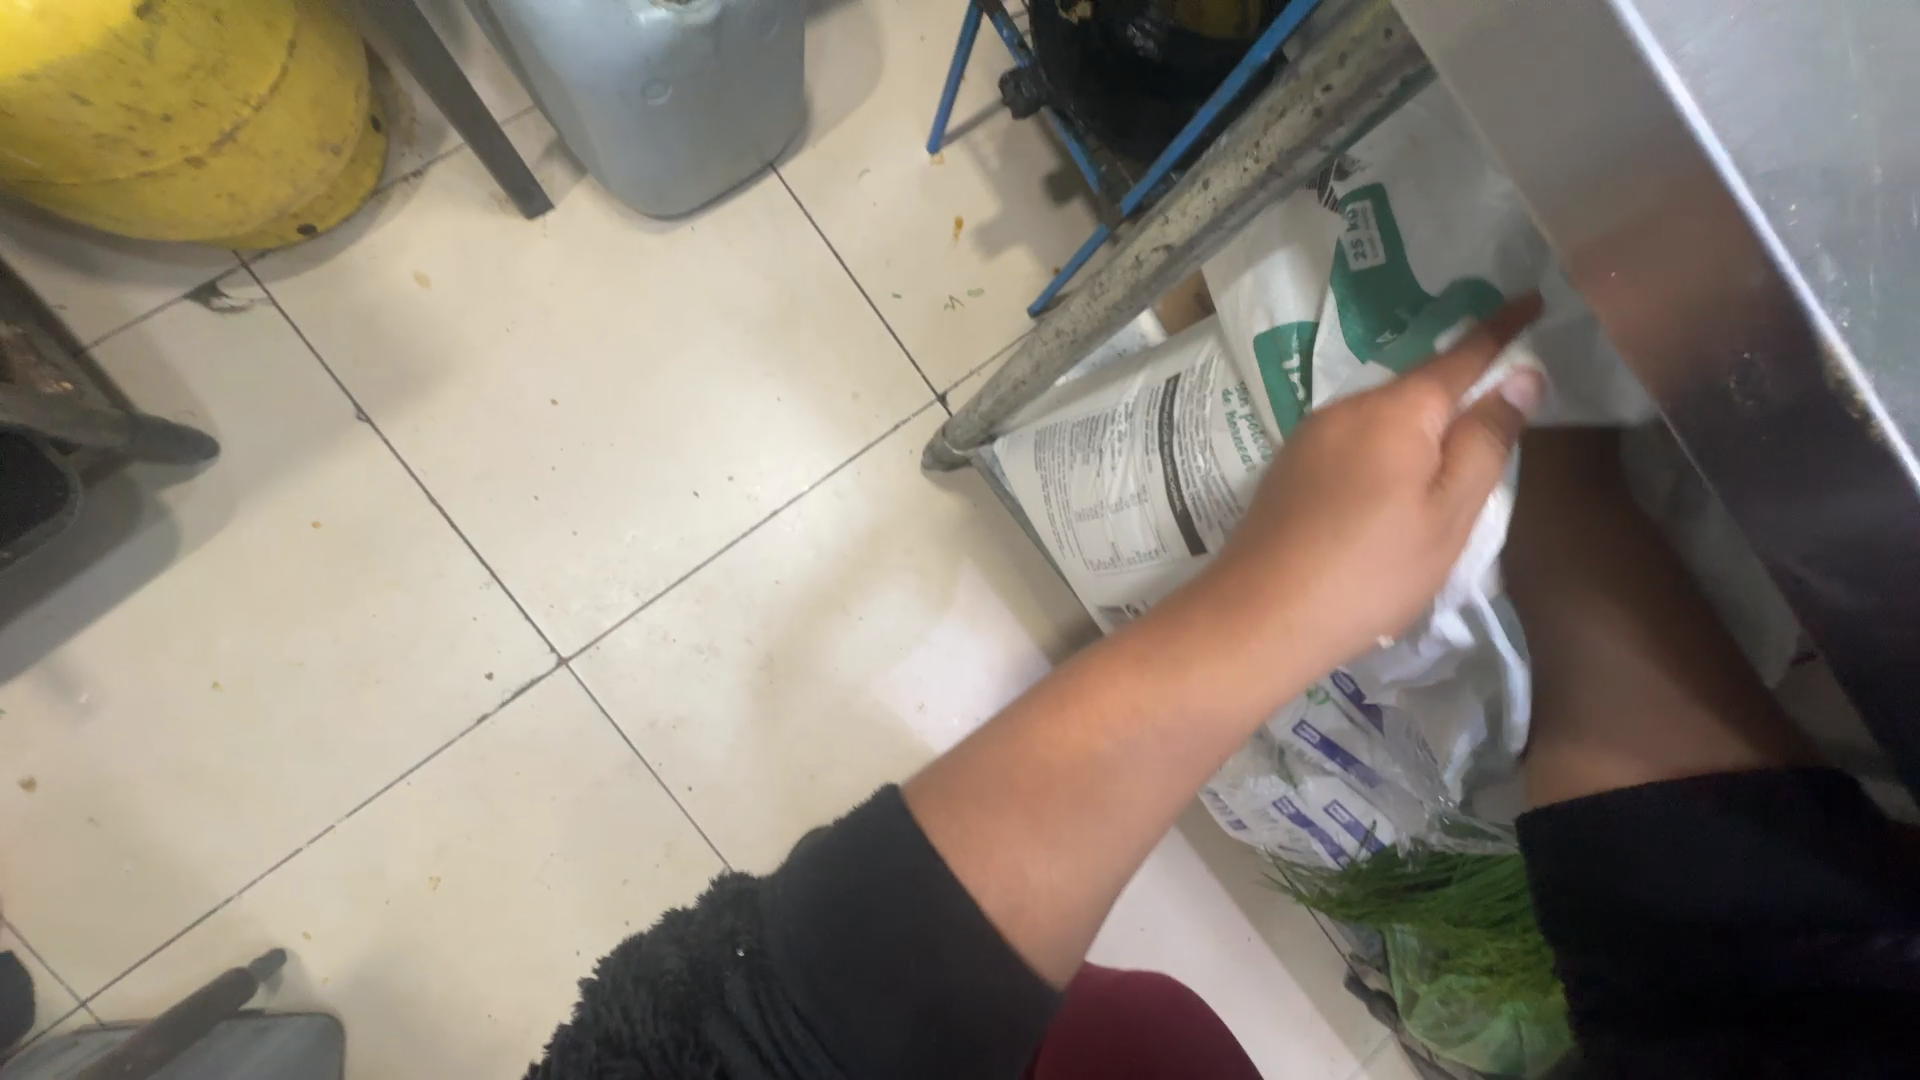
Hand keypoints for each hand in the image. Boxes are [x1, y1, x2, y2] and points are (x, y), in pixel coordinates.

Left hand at [1185, 294, 1546, 678]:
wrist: (1261, 613)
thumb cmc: (1369, 570)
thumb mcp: (1449, 513)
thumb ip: (1486, 441)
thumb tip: (1518, 376)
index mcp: (1392, 411)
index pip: (1459, 357)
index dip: (1500, 330)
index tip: (1532, 299)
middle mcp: (1341, 411)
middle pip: (1413, 392)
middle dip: (1452, 399)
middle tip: (1495, 422)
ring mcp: (1304, 441)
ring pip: (1376, 422)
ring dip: (1410, 436)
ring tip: (1435, 478)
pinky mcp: (1284, 471)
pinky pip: (1346, 448)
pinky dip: (1375, 458)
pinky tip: (1379, 498)